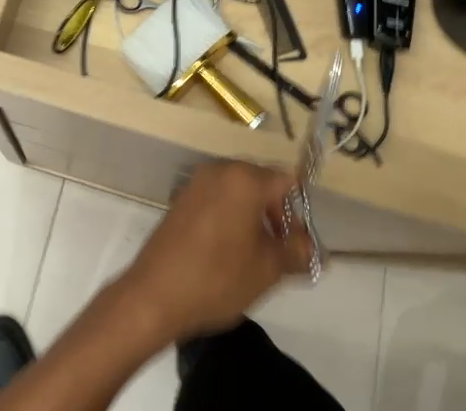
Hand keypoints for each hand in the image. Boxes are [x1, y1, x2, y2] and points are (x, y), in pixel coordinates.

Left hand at [117, 161, 312, 341]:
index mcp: (244, 178)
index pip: (286, 181)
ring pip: (237, 192)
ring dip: (251, 217)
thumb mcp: (268, 269)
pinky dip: (229, 218)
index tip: (295, 243)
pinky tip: (227, 252)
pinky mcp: (180, 199)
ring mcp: (196, 183)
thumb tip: (311, 245)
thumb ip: (296, 250)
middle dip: (275, 213)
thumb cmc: (218, 278)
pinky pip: (216, 200)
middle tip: (278, 251)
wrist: (154, 296)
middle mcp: (219, 170)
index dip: (298, 211)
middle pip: (261, 182)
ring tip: (253, 256)